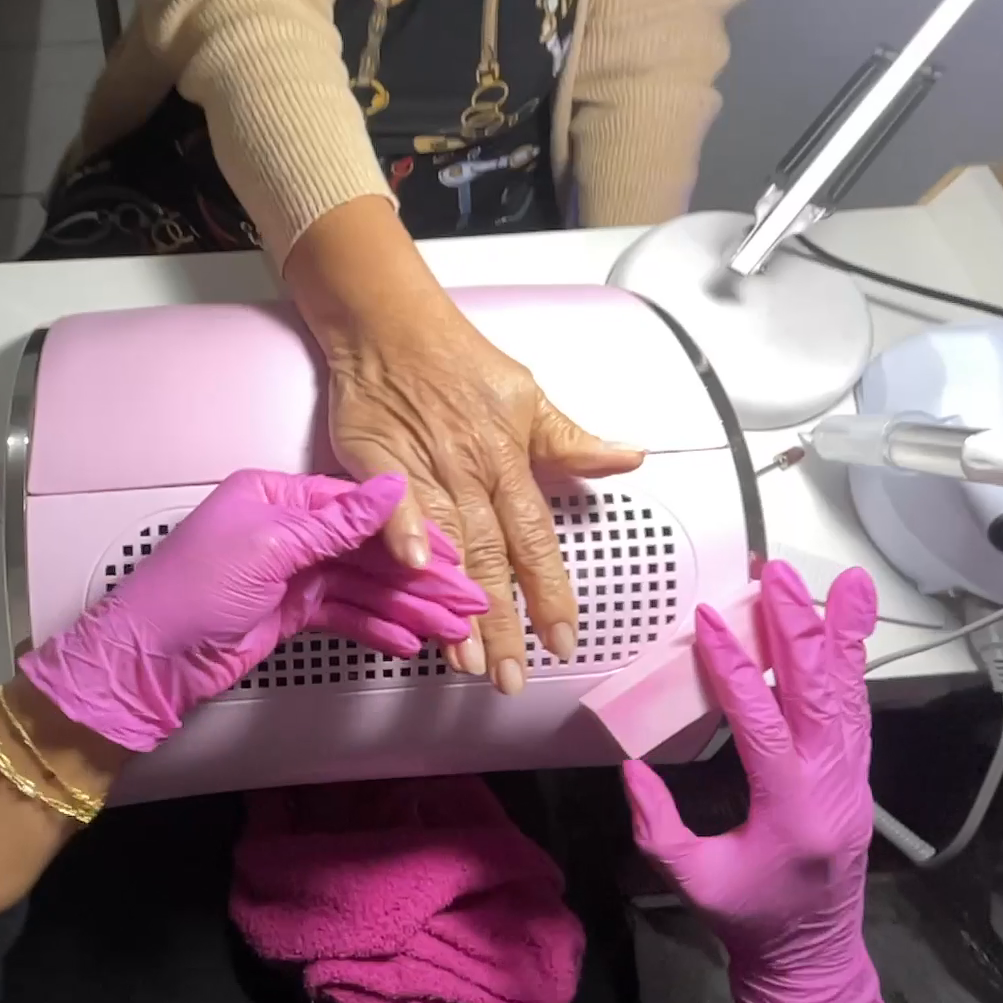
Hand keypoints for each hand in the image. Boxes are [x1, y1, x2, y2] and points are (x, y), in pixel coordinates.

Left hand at [21, 470, 486, 751]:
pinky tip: (409, 641)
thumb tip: (392, 487)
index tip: (451, 550)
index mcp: (275, 498)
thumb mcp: (270, 548)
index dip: (407, 531)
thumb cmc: (192, 592)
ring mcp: (288, 572)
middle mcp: (285, 530)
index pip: (355, 506)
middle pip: (366, 549)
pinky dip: (374, 627)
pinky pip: (343, 613)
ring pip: (360, 586)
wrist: (152, 660)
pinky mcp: (289, 610)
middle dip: (416, 576)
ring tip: (452, 629)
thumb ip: (337, 523)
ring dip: (406, 607)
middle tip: (466, 597)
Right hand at [324, 304, 641, 693]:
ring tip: (462, 654)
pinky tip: (413, 567)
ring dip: (455, 597)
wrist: (391, 326)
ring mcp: (424, 465)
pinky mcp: (376, 456)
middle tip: (506, 676)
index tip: (561, 641)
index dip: (550, 592)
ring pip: (447, 541)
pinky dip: (404, 528)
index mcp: (508, 461)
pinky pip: (392, 497)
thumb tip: (626, 458)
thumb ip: (567, 439)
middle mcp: (470, 471)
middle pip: (491, 556)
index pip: (537, 538)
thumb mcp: (526, 396)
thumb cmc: (458, 360)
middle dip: (501, 621)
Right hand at [621, 561, 886, 1002]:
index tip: (710, 620)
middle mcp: (835, 787)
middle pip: (821, 694)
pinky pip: (856, 709)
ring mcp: (852, 779)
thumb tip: (632, 764)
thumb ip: (656, 823)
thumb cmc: (749, 917)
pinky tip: (849, 630)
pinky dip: (853, 662)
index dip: (734, 669)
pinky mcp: (852, 773)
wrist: (812, 955)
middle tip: (779, 577)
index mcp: (794, 812)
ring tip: (836, 583)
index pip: (763, 724)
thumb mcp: (689, 878)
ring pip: (850, 695)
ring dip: (837, 634)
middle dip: (799, 629)